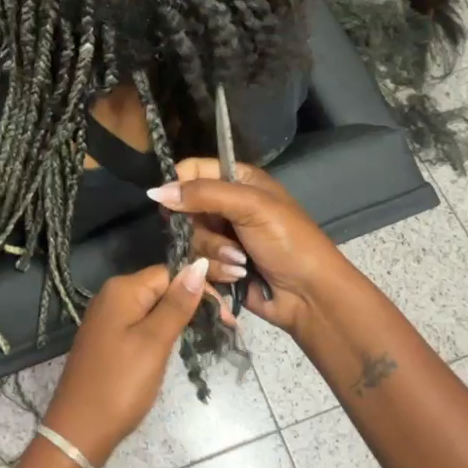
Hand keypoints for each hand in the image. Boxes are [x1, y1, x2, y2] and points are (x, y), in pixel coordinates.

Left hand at [42, 261, 210, 466]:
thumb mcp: (154, 342)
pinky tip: (174, 347)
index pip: (169, 273)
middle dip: (191, 304)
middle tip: (223, 329)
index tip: (225, 318)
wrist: (79, 429)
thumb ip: (177, 304)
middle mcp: (112, 295)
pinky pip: (140, 324)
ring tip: (206, 338)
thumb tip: (199, 263)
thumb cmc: (120, 384)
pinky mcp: (107, 339)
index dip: (198, 289)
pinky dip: (161, 332)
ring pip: (152, 307)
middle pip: (161, 288)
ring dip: (178, 319)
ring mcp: (107, 318)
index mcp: (123, 289)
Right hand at [148, 161, 348, 331]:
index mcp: (238, 179)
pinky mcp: (220, 265)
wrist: (312, 296)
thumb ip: (203, 194)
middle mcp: (227, 204)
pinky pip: (198, 263)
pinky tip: (238, 277)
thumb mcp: (250, 207)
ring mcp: (223, 236)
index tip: (171, 205)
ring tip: (240, 263)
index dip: (178, 185)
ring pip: (190, 239)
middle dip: (203, 230)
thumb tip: (155, 191)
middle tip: (226, 239)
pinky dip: (216, 271)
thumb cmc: (288, 241)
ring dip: (214, 254)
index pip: (191, 170)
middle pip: (185, 209)